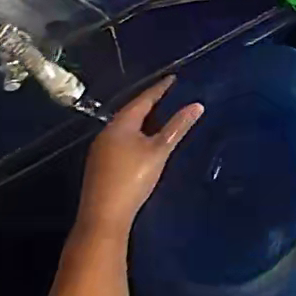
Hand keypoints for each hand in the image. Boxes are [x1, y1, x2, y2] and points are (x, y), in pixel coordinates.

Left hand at [73, 76, 202, 244]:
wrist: (103, 217)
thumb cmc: (133, 179)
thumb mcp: (160, 151)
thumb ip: (178, 127)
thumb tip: (197, 105)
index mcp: (121, 124)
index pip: (144, 99)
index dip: (160, 88)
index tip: (173, 78)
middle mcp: (107, 132)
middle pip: (132, 111)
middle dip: (150, 102)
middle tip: (168, 94)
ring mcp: (100, 149)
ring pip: (125, 126)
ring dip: (142, 118)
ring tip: (159, 114)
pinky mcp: (99, 164)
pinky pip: (120, 138)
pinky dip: (134, 132)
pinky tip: (142, 139)